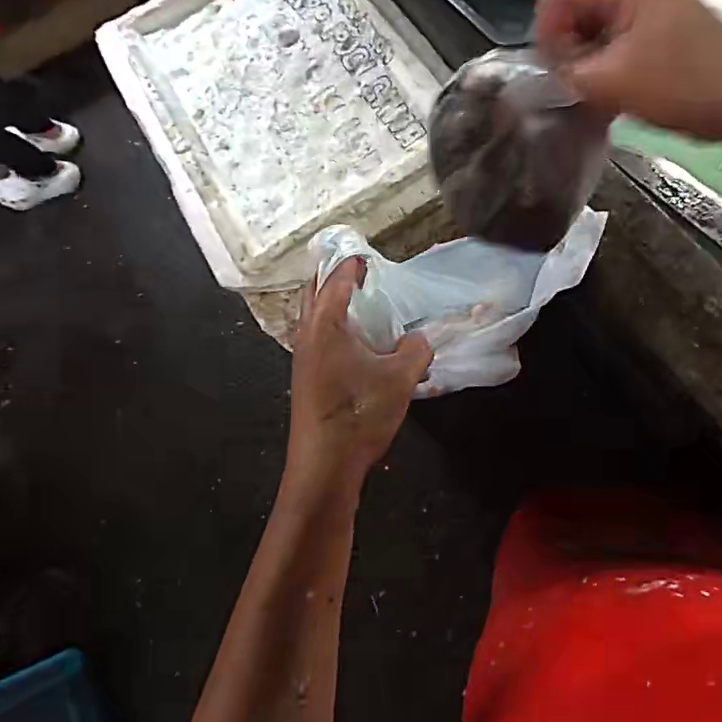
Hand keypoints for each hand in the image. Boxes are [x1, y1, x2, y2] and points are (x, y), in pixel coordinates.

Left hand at [288, 257, 432, 486]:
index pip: (337, 279)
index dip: (352, 263)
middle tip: (357, 272)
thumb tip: (419, 339)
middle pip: (314, 292)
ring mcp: (303, 358)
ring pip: (313, 317)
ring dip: (331, 304)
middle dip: (332, 277)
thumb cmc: (358, 413)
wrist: (323, 466)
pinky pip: (318, 339)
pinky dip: (333, 329)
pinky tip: (357, 345)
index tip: (368, 256)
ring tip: (361, 305)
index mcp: (325, 324)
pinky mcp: (306, 379)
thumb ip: (416, 350)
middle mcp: (307, 334)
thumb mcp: (399, 378)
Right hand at [533, 0, 721, 142]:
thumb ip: (563, 71)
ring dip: (589, 53)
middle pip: (574, 1)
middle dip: (569, 44)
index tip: (558, 72)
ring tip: (603, 85)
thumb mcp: (609, 82)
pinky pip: (618, 25)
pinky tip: (622, 79)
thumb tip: (550, 69)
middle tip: (581, 82)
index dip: (547, 34)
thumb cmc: (687, 83)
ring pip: (594, 17)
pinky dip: (610, 53)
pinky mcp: (669, 8)